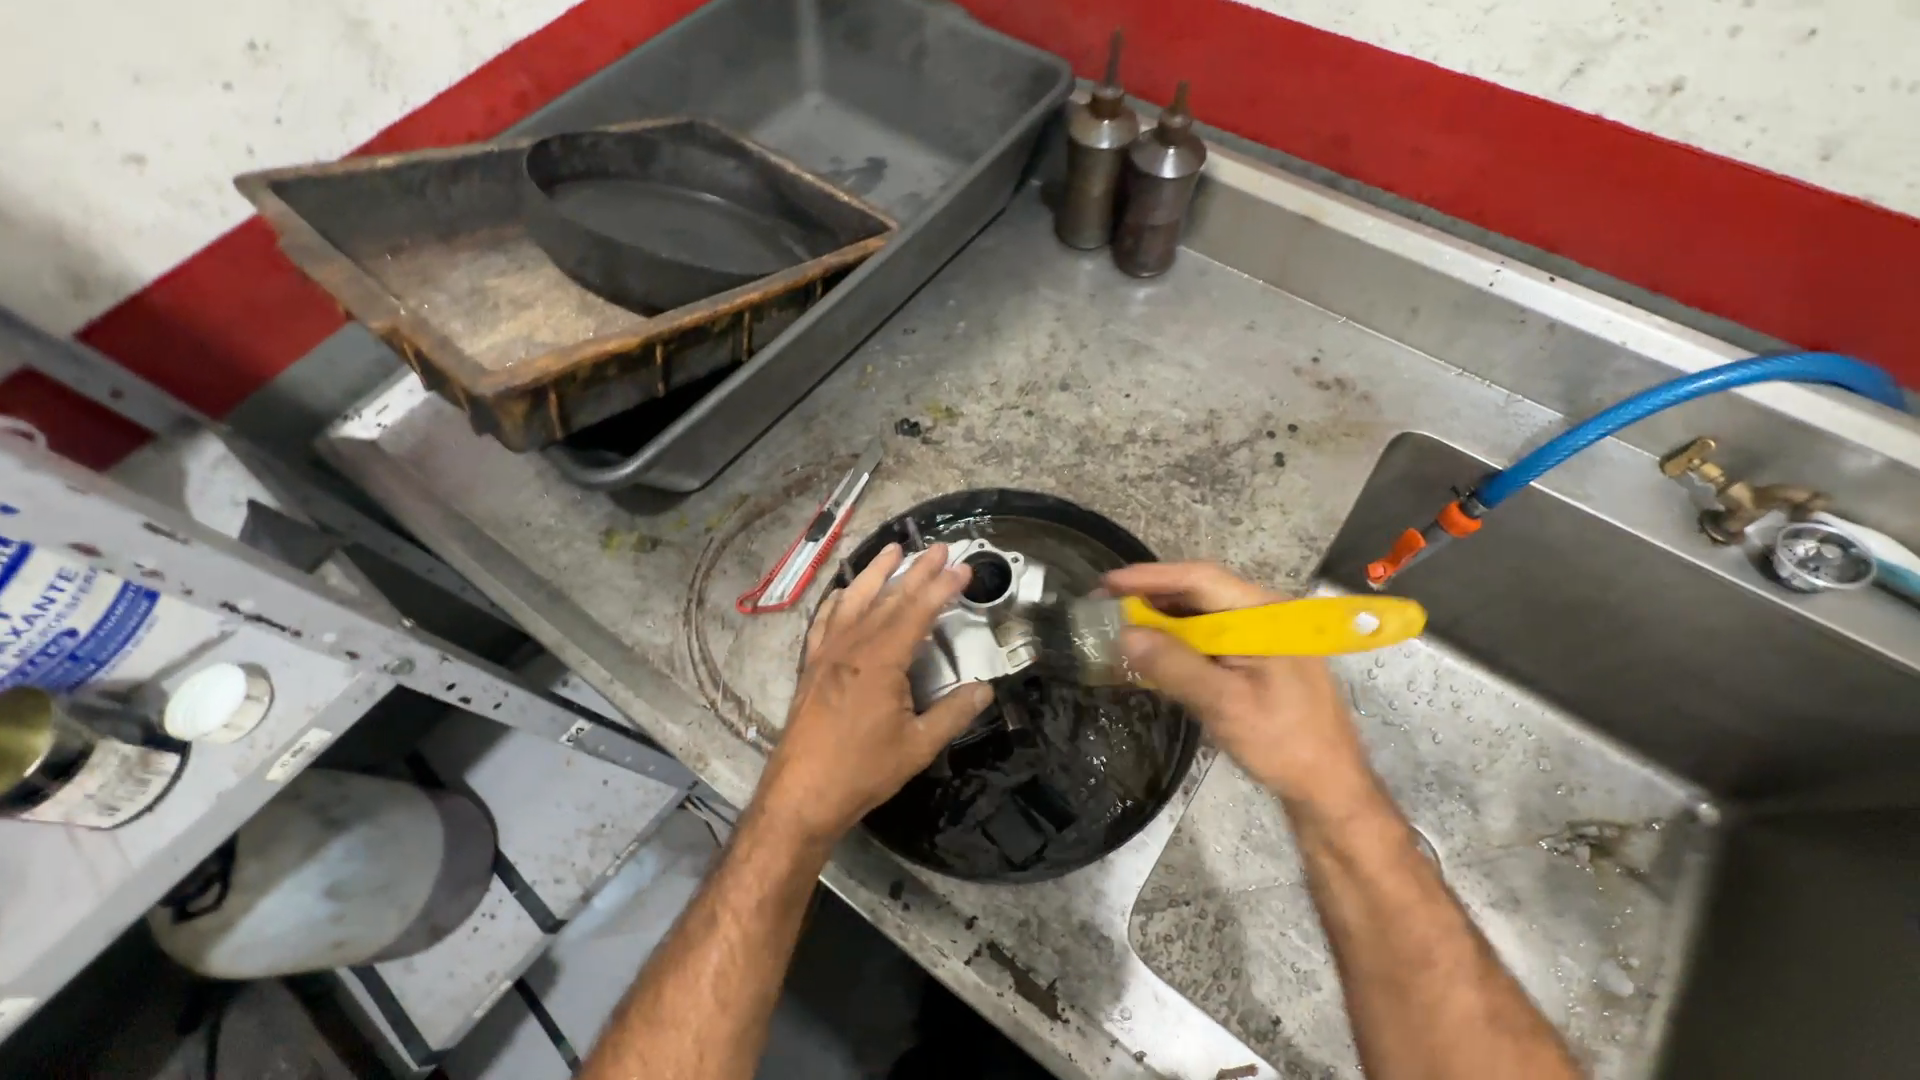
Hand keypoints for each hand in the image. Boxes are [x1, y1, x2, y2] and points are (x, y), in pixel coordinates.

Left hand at [756, 542, 993, 845]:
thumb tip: (984, 689)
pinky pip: (824, 621)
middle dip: (917, 571)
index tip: (964, 567)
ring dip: (876, 573)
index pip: (918, 611)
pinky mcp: (811, 666)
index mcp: (881, 660)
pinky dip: (838, 601)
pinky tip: (843, 594)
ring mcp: (826, 653)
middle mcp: (852, 646)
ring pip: (853, 600)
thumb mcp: (918, 746)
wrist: (800, 794)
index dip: (943, 588)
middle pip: (889, 598)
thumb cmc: (861, 771)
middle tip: (940, 548)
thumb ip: (953, 713)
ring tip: (893, 549)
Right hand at [1104, 562, 1369, 803]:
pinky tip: (1151, 652)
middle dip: (1151, 597)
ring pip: (1202, 617)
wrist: (1330, 787)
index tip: (1107, 583)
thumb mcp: (1225, 704)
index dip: (1150, 578)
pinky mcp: (1256, 661)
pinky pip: (1210, 640)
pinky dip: (1178, 643)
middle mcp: (1265, 616)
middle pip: (1199, 593)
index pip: (1201, 579)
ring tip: (1119, 624)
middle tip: (1104, 604)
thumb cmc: (1284, 743)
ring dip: (1161, 620)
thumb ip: (1175, 666)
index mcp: (1266, 615)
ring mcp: (1262, 639)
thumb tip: (1125, 634)